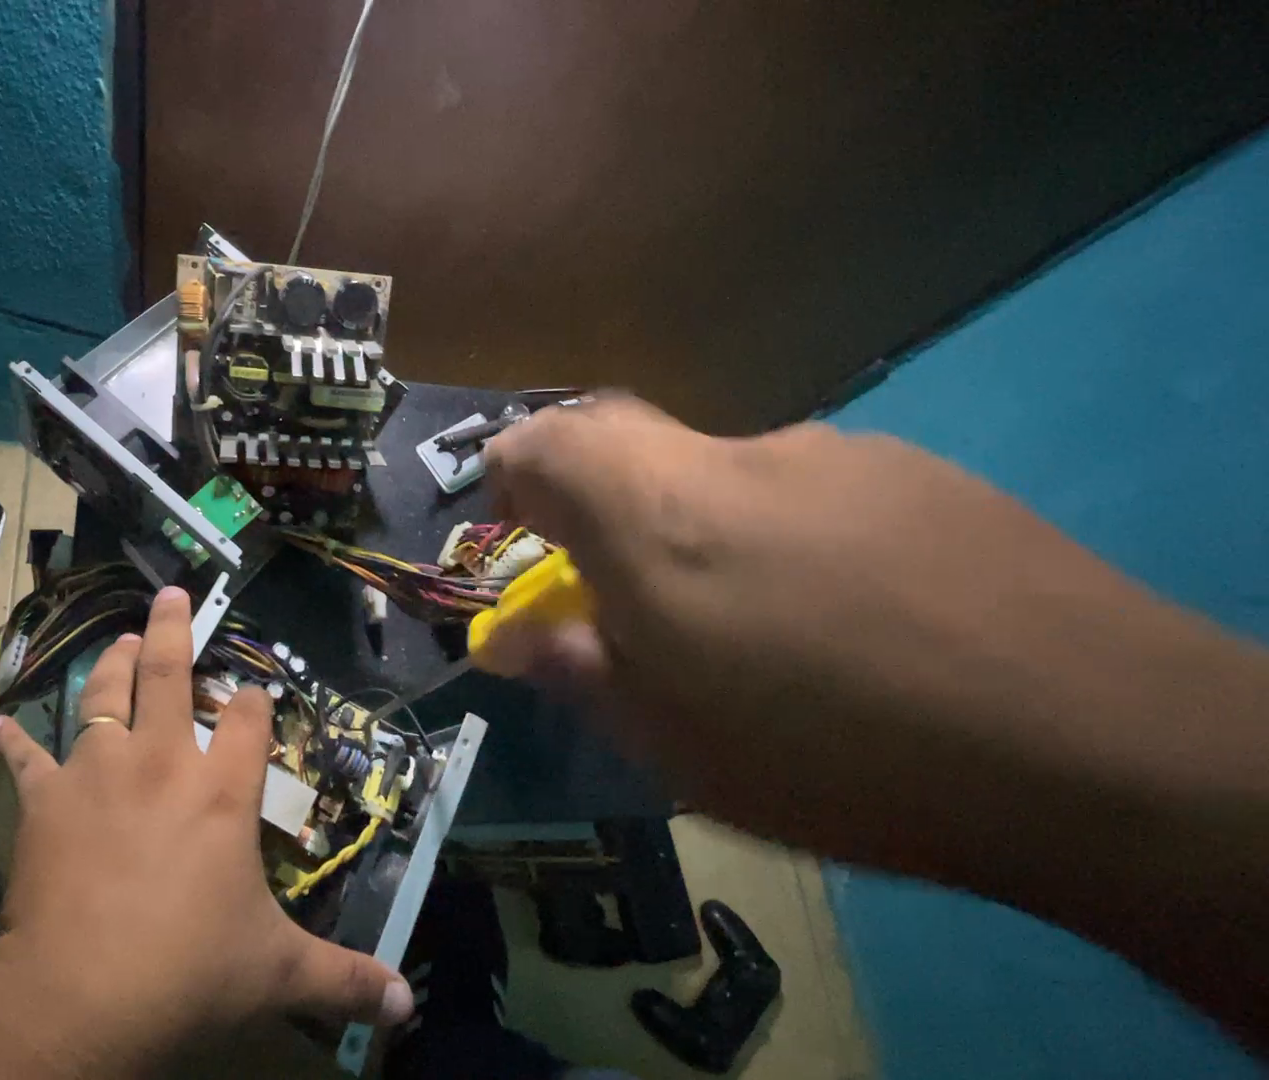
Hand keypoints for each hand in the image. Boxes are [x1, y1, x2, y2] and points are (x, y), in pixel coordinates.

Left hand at [0, 587, 409, 1077]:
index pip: (249, 720)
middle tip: (173, 595)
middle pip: (171, 675)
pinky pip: (27, 759)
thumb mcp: (276, 975)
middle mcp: (162, 763)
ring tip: (122, 640)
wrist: (78, 997)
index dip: (255, 700)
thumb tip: (407, 1006)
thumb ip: (344, 980)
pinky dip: (16, 740)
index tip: (256, 691)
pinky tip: (0, 722)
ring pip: (104, 697)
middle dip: (175, 630)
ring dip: (114, 663)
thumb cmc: (186, 973)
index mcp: (222, 791)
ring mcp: (98, 773)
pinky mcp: (45, 801)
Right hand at [481, 397, 1263, 874]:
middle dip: (601, 507)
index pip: (546, 439)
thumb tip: (507, 639)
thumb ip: (572, 666)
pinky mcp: (917, 471)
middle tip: (626, 595)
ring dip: (703, 533)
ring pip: (723, 474)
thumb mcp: (664, 737)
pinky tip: (852, 618)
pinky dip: (788, 538)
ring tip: (760, 631)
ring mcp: (834, 454)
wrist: (1094, 746)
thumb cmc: (825, 753)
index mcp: (653, 517)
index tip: (520, 532)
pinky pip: (808, 489)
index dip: (513, 473)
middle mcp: (734, 458)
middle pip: (630, 443)